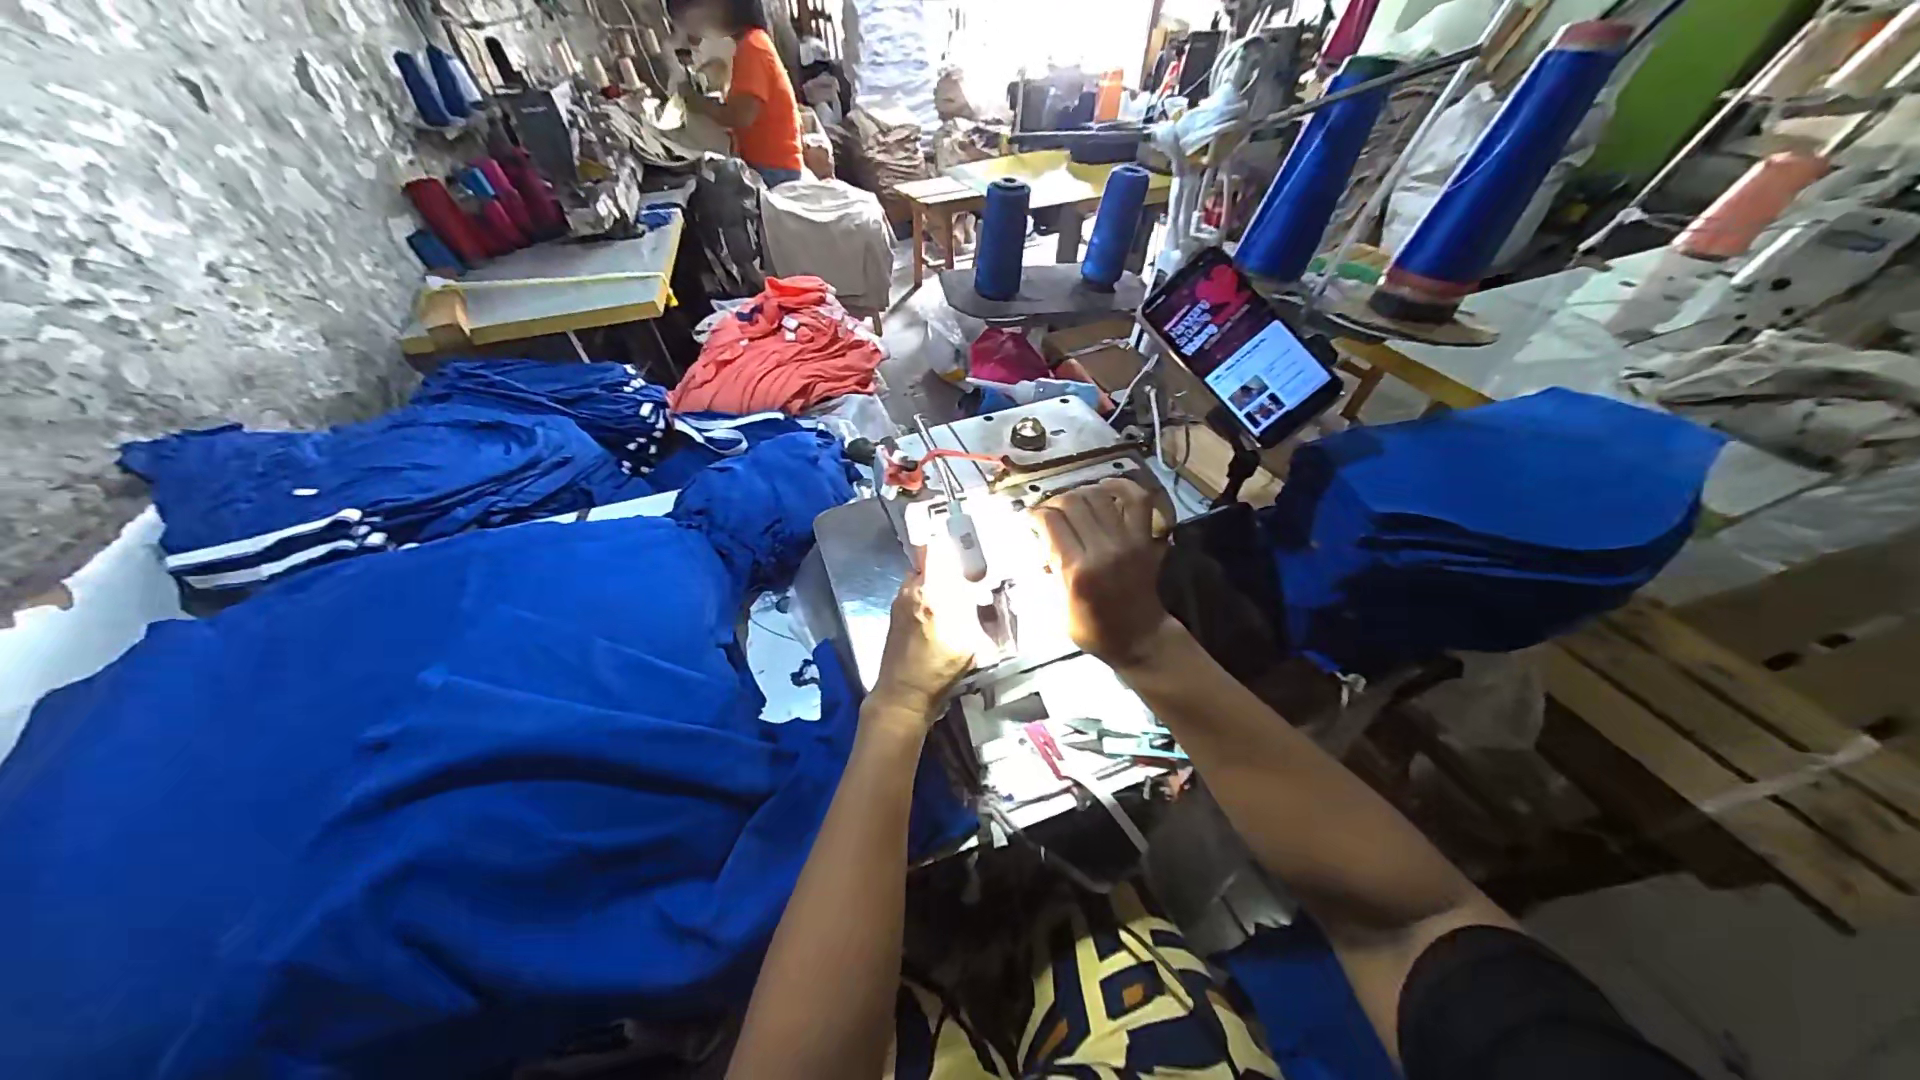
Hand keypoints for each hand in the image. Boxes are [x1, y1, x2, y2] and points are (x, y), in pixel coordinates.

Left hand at [866, 542, 984, 728]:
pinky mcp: (896, 615)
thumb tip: (973, 589)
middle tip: (971, 571)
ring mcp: (899, 603)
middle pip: (930, 563)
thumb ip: (969, 610)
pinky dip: (931, 595)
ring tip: (960, 592)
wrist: (901, 697)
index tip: (964, 536)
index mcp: (928, 593)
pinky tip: (944, 611)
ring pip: (923, 578)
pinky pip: (917, 593)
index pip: (934, 551)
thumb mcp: (965, 642)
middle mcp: (909, 591)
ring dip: (940, 581)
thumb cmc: (936, 672)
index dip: (948, 539)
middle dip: (949, 564)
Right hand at [1035, 478, 1176, 667]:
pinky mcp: (1145, 538)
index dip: (1035, 514)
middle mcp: (1103, 550)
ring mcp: (1128, 541)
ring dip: (1080, 492)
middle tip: (1048, 511)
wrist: (1142, 639)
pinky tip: (1104, 488)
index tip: (1030, 518)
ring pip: (1099, 496)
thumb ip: (1051, 573)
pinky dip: (1120, 486)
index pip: (1051, 522)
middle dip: (1053, 502)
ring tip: (1071, 502)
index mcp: (1078, 571)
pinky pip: (1137, 500)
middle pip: (1072, 503)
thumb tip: (1040, 543)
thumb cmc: (1095, 631)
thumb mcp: (1060, 608)